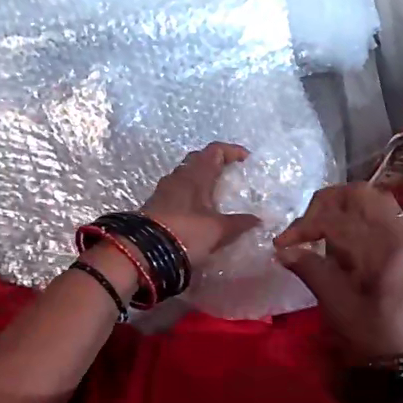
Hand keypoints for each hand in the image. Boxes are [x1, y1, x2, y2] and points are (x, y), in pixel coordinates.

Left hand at [139, 143, 261, 267]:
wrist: (144, 252)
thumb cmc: (186, 233)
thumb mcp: (218, 230)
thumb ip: (239, 223)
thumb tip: (258, 219)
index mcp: (195, 175)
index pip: (214, 151)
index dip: (232, 151)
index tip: (246, 160)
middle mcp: (178, 177)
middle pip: (197, 160)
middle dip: (215, 163)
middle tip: (230, 174)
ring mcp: (163, 191)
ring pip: (185, 175)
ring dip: (200, 179)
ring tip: (215, 194)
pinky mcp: (154, 206)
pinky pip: (176, 191)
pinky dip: (190, 194)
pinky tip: (197, 210)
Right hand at [272, 184, 402, 362]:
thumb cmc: (375, 337)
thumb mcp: (339, 308)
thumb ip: (312, 272)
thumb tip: (282, 251)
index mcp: (385, 251)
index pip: (337, 220)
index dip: (304, 226)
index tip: (281, 244)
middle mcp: (401, 236)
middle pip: (361, 194)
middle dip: (326, 203)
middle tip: (305, 227)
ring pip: (373, 202)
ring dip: (342, 209)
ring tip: (320, 232)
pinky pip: (381, 218)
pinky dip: (356, 221)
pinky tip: (340, 245)